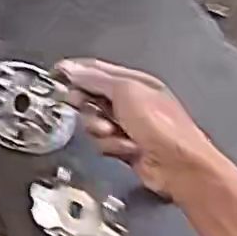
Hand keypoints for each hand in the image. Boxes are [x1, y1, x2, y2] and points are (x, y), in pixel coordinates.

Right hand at [56, 59, 228, 199]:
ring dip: (98, 127)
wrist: (181, 167)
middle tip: (80, 103)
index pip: (96, 69)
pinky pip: (101, 141)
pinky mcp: (123, 146)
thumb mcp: (125, 91)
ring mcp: (127, 124)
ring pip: (92, 120)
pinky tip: (125, 147)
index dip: (74, 70)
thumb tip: (69, 68)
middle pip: (89, 95)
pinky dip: (109, 144)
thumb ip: (94, 78)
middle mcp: (130, 101)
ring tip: (113, 131)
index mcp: (134, 81)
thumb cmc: (160, 124)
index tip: (55, 74)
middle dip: (84, 102)